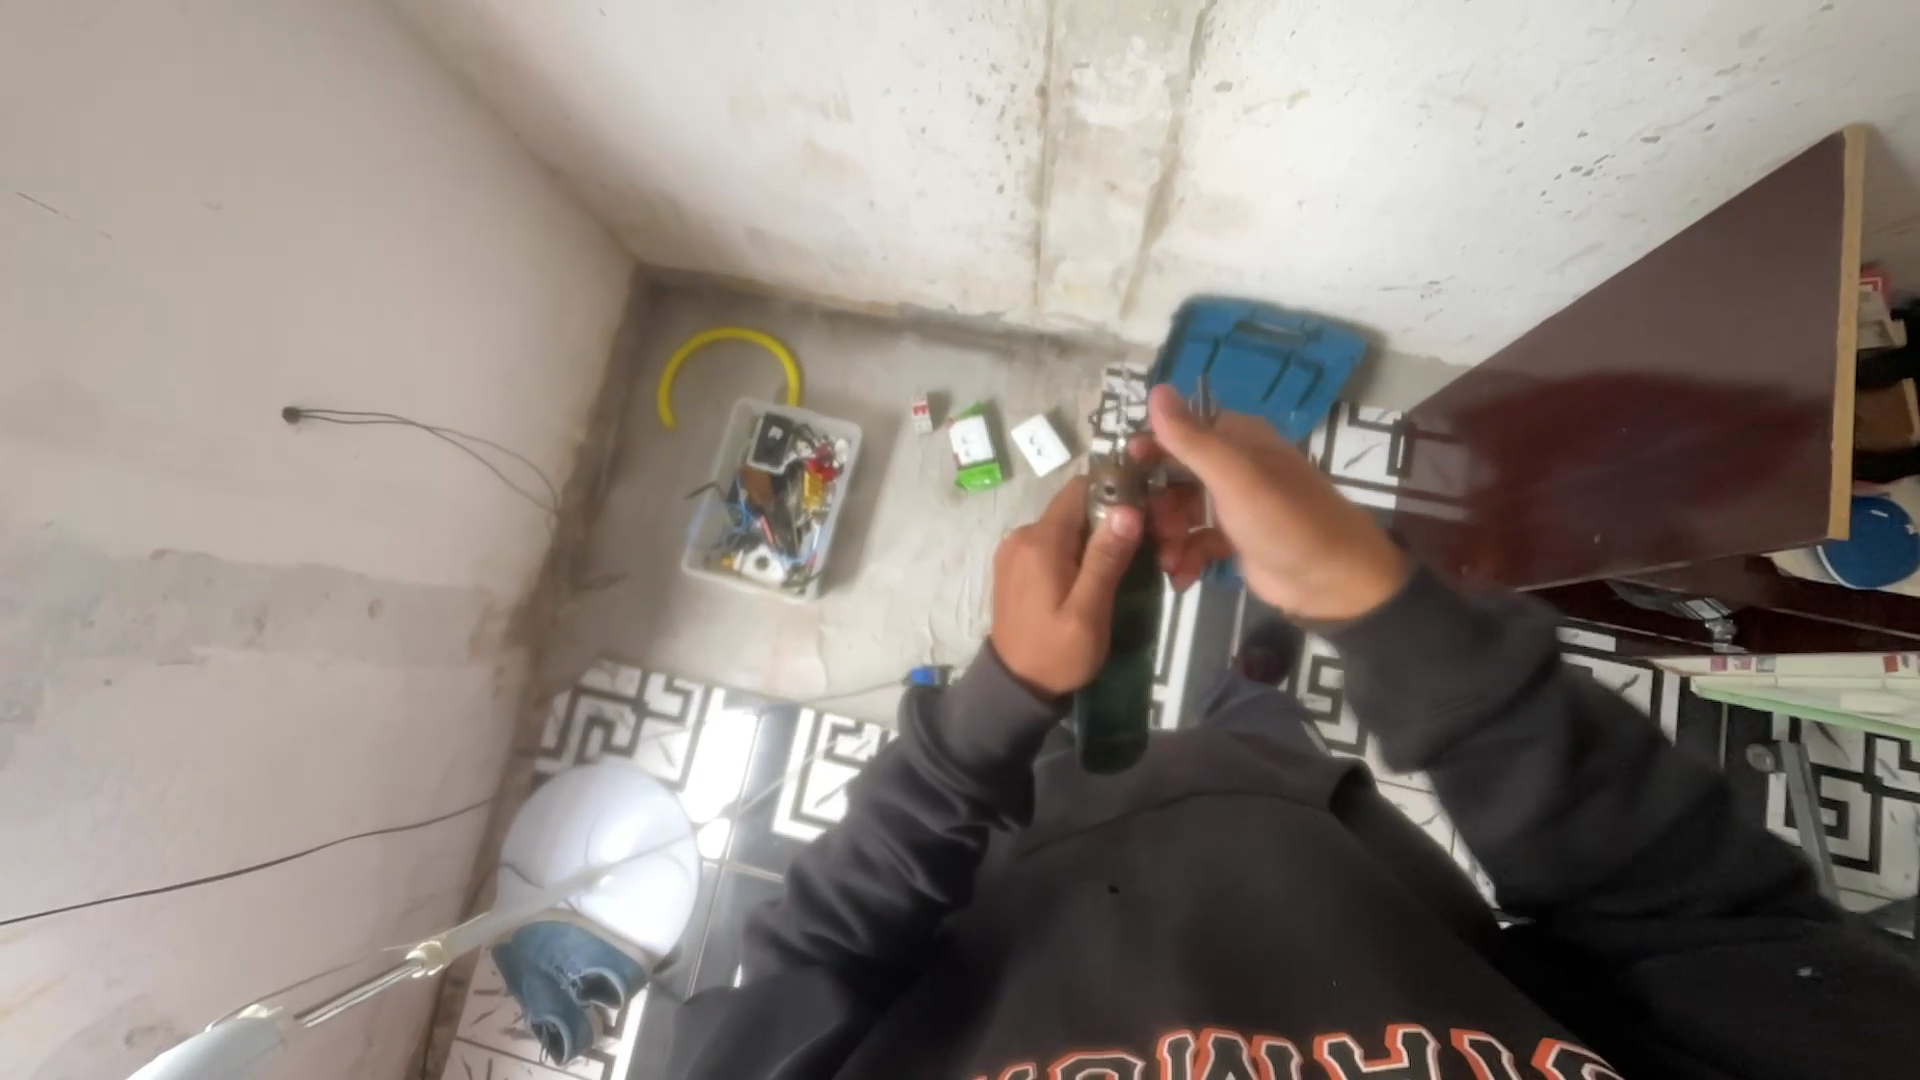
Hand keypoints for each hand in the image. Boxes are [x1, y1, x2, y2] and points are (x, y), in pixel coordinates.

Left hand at [989, 476, 1144, 696]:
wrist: (1015, 687)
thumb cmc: (1056, 653)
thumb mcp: (1088, 612)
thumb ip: (1105, 559)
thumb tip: (1127, 509)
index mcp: (1040, 541)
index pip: (1080, 490)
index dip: (1115, 493)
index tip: (1146, 513)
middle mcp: (1022, 535)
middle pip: (1074, 508)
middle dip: (1109, 519)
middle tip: (1145, 546)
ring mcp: (1015, 550)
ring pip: (1064, 526)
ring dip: (1094, 538)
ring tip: (1124, 566)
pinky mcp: (1015, 566)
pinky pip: (1051, 545)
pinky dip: (1074, 552)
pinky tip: (1094, 577)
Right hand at [1134, 385, 1407, 619]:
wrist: (1333, 582)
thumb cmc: (1284, 520)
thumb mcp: (1234, 476)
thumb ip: (1191, 438)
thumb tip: (1155, 389)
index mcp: (1237, 439)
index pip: (1179, 432)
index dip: (1148, 452)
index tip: (1121, 477)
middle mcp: (1233, 466)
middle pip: (1173, 475)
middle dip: (1156, 504)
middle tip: (1149, 528)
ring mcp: (1233, 504)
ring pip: (1180, 511)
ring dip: (1167, 536)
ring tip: (1168, 560)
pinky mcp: (1233, 539)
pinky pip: (1194, 541)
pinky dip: (1184, 557)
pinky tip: (1181, 576)